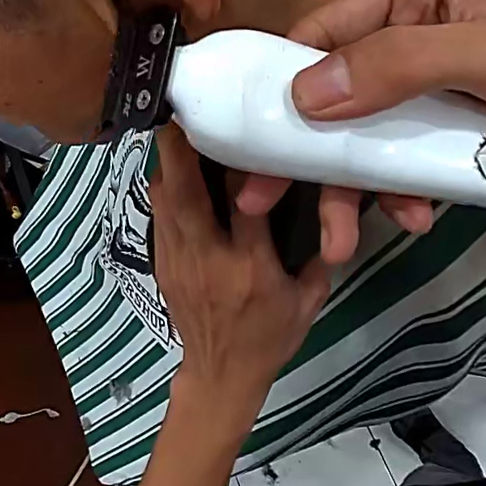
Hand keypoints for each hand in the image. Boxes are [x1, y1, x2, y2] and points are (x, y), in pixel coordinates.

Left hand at [150, 125, 332, 407]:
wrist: (220, 374)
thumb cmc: (269, 338)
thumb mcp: (308, 301)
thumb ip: (317, 257)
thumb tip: (328, 210)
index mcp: (251, 268)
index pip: (244, 203)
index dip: (238, 162)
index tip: (239, 126)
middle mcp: (209, 258)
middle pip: (186, 195)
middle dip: (180, 149)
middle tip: (183, 110)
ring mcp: (179, 262)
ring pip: (163, 201)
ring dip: (166, 163)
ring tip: (174, 128)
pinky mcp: (162, 266)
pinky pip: (158, 218)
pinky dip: (161, 189)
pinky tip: (169, 168)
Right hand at [241, 0, 485, 254]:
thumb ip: (400, 66)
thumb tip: (302, 93)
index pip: (329, 27)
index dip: (283, 80)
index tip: (250, 137)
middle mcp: (416, 29)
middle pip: (335, 92)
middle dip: (308, 154)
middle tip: (262, 202)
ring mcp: (429, 85)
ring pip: (362, 136)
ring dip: (351, 189)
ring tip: (344, 241)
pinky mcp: (443, 130)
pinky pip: (398, 160)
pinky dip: (395, 193)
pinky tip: (414, 216)